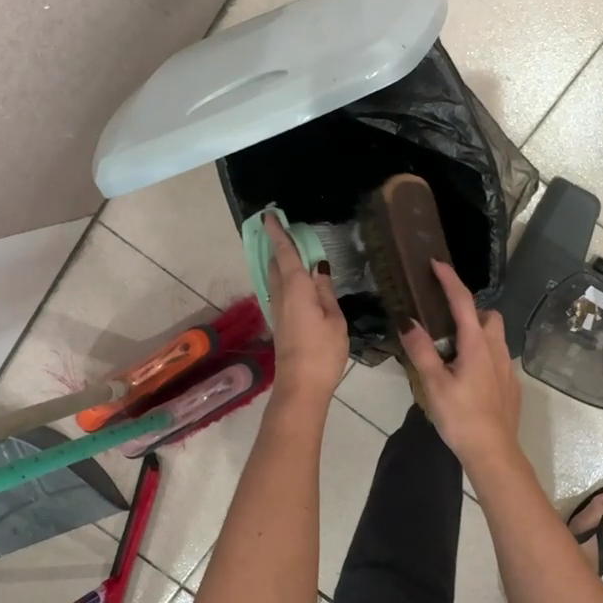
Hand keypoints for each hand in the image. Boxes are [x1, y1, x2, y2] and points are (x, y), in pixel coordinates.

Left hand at [264, 212, 347, 402]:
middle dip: (277, 245)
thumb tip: (318, 267)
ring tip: (290, 249)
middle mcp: (281, 295)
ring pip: (275, 277)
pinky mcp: (280, 322)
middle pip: (276, 263)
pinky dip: (284, 277)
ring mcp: (278, 310)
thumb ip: (325, 291)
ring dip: (280, 261)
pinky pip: (279, 290)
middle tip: (284, 229)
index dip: (277, 233)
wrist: (301, 386)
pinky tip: (295, 280)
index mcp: (296, 288)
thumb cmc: (322, 351)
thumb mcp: (334, 318)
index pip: (285, 253)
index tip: (269, 215)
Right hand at [399, 261, 523, 475]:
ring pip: (495, 338)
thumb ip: (421, 350)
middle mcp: (497, 350)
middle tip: (445, 323)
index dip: (450, 280)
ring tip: (453, 352)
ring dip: (477, 334)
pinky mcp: (511, 386)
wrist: (494, 452)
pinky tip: (468, 378)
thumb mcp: (434, 384)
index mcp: (476, 344)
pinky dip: (483, 356)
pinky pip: (498, 359)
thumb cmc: (461, 417)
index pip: (463, 301)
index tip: (436, 263)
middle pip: (487, 316)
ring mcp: (508, 368)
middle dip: (470, 311)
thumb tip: (408, 321)